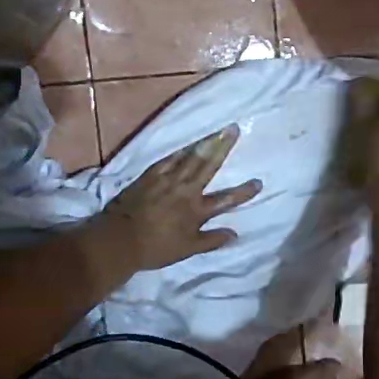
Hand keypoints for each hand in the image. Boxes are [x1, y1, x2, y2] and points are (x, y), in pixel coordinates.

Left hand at [87, 126, 260, 274]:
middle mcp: (185, 191)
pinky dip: (180, 151)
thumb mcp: (187, 249)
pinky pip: (169, 159)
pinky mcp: (150, 176)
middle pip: (208, 166)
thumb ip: (212, 240)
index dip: (243, 192)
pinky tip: (188, 144)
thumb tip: (235, 234)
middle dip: (223, 147)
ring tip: (216, 131)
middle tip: (233, 129)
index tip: (259, 182)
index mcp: (196, 210)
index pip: (226, 200)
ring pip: (189, 158)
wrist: (119, 241)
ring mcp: (167, 181)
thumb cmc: (155, 248)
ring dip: (204, 143)